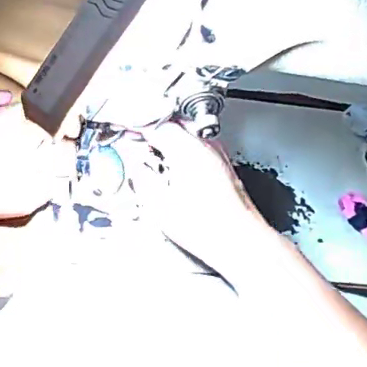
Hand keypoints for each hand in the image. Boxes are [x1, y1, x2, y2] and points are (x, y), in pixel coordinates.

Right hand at [131, 122, 277, 273]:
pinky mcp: (224, 166)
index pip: (156, 125)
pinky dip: (183, 153)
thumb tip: (136, 165)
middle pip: (174, 124)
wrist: (240, 242)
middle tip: (137, 146)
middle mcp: (206, 146)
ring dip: (169, 142)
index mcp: (187, 150)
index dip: (136, 129)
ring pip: (187, 134)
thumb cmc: (207, 228)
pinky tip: (176, 173)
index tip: (126, 135)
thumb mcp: (158, 205)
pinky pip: (198, 148)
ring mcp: (218, 155)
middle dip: (153, 133)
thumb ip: (142, 176)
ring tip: (155, 162)